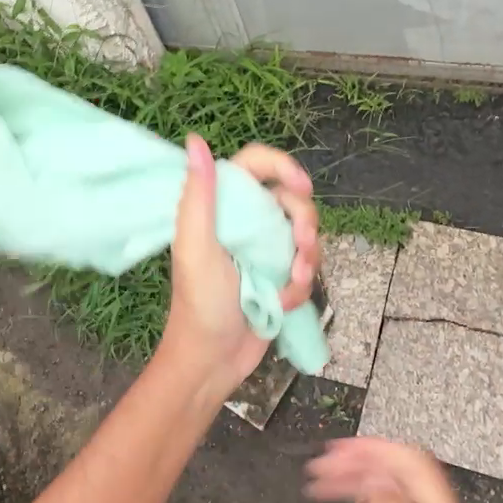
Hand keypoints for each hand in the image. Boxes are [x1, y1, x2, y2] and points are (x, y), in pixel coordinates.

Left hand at [162, 134, 319, 393]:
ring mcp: (264, 249)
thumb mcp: (195, 248)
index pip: (256, 165)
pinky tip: (283, 303)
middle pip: (291, 199)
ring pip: (305, 233)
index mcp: (222, 207)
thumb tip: (195, 140)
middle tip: (299, 250)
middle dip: (303, 223)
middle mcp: (244, 222)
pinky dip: (300, 285)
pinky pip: (307, 266)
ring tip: (290, 284)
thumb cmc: (199, 305)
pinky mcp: (279, 275)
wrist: (212, 361)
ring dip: (306, 259)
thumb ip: (198, 195)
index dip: (283, 166)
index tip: (302, 186)